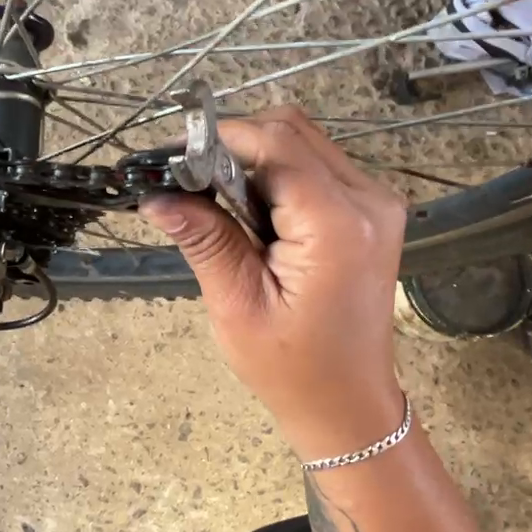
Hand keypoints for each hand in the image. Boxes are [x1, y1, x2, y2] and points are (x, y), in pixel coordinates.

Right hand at [140, 106, 407, 460]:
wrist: (348, 401)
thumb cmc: (291, 367)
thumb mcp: (237, 305)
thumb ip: (205, 240)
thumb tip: (156, 197)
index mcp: (336, 225)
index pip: (273, 145)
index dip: (216, 140)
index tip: (168, 159)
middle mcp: (367, 200)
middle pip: (290, 131)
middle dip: (231, 144)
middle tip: (186, 182)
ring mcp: (375, 202)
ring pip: (302, 142)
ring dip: (251, 158)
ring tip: (212, 201)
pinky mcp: (368, 210)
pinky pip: (314, 166)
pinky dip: (273, 174)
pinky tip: (247, 211)